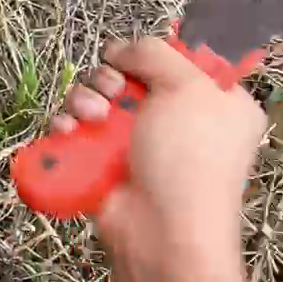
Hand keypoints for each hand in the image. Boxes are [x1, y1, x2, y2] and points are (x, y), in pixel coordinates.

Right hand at [51, 37, 264, 264]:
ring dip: (84, 100)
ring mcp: (137, 141)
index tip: (139, 62)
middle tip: (114, 93)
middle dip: (110, 79)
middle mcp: (176, 118)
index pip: (178, 60)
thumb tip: (121, 50)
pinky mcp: (103, 159)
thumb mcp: (188, 88)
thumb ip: (155, 53)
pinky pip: (75, 126)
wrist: (161, 231)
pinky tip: (70, 131)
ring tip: (90, 118)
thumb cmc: (189, 159)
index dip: (153, 55)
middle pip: (127, 74)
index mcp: (215, 101)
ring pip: (95, 97)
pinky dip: (67, 125)